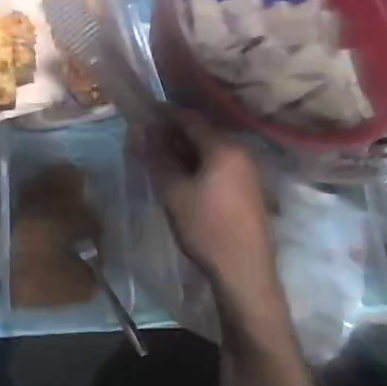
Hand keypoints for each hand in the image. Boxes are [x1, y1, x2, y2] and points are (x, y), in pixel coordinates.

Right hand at [130, 110, 276, 299]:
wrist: (246, 271)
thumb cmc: (208, 229)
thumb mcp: (175, 194)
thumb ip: (156, 159)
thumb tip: (138, 132)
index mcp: (224, 146)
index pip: (191, 118)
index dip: (165, 114)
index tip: (143, 114)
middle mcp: (240, 150)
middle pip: (202, 132)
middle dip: (174, 133)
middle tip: (147, 140)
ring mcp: (247, 169)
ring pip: (210, 149)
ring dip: (185, 150)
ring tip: (159, 159)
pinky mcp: (248, 187)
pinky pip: (220, 164)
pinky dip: (199, 164)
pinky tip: (182, 177)